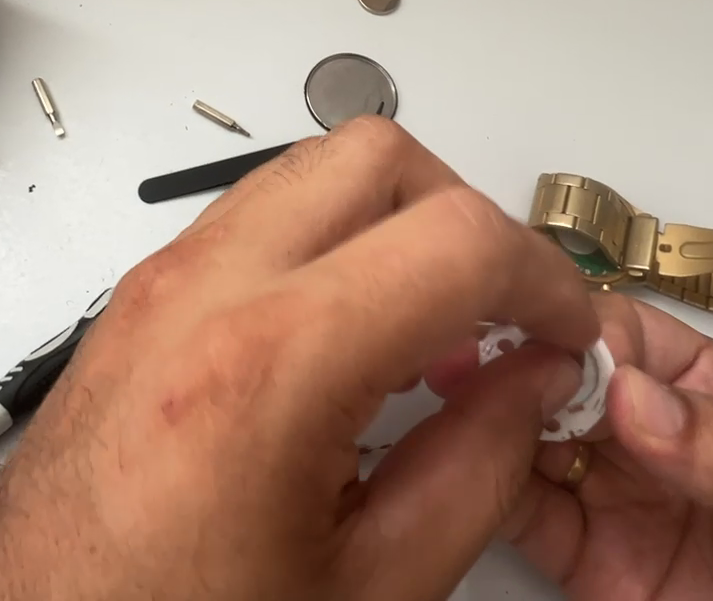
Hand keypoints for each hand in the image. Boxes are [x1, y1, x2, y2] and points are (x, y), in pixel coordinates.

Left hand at [0, 117, 599, 600]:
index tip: (562, 323)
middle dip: (466, 211)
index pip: (451, 239)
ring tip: (428, 315)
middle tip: (497, 301)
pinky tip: (353, 323)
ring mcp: (168, 272)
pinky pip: (268, 206)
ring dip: (398, 216)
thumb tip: (530, 377)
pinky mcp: (150, 281)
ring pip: (320, 164)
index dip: (541, 274)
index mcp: (266, 368)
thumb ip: (477, 467)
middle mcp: (206, 287)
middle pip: (377, 154)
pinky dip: (337, 235)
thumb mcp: (367, 590)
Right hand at [430, 291, 712, 599]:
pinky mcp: (586, 563)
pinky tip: (459, 467)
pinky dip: (484, 484)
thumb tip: (630, 394)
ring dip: (489, 414)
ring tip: (446, 401)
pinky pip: (523, 512)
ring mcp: (615, 497)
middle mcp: (654, 436)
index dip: (579, 328)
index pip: (633, 336)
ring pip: (532, 435)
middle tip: (457, 359)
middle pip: (568, 376)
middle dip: (515, 361)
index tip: (529, 337)